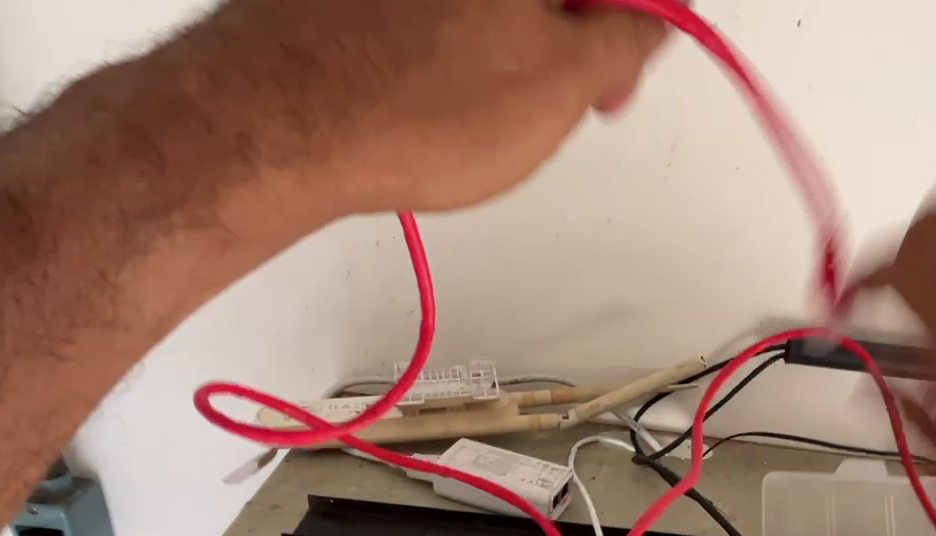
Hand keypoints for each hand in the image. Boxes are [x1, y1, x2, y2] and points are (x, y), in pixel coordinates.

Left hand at [168, 0, 667, 216]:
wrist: (284, 124)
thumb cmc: (427, 109)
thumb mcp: (562, 85)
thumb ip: (626, 39)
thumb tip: (651, 19)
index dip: (637, 20)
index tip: (623, 69)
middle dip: (581, 28)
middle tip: (578, 97)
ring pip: (505, 1)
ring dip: (530, 32)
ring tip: (507, 100)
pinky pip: (449, 4)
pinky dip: (475, 27)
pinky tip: (457, 76)